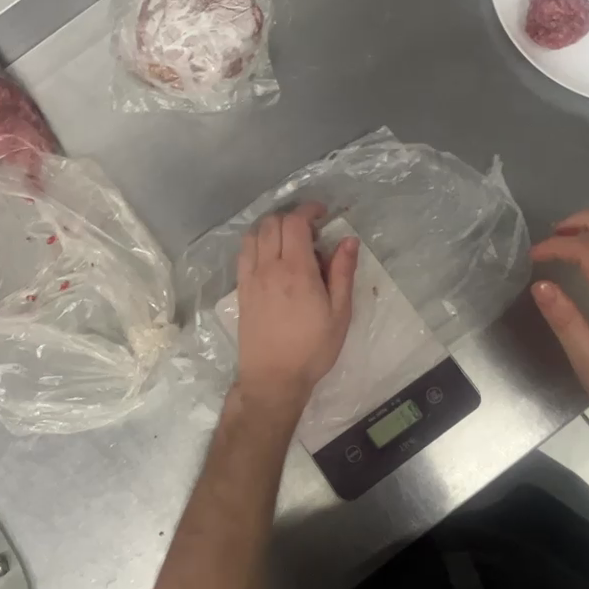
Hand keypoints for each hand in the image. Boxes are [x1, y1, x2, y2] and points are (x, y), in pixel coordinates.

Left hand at [235, 204, 359, 415]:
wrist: (273, 378)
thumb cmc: (312, 349)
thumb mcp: (339, 313)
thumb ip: (342, 273)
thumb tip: (347, 240)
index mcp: (296, 271)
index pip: (295, 222)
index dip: (308, 210)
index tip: (322, 213)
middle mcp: (269, 268)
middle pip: (272, 223)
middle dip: (292, 217)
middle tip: (311, 231)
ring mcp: (250, 278)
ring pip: (254, 234)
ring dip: (272, 228)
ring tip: (290, 241)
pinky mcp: (241, 289)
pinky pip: (244, 253)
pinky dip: (258, 243)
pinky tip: (272, 257)